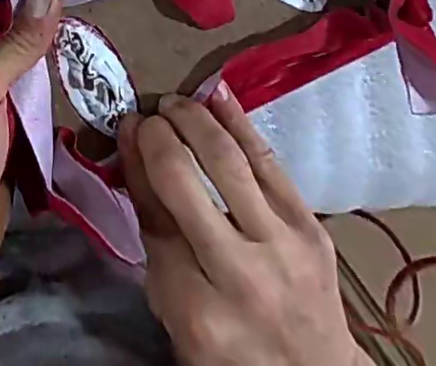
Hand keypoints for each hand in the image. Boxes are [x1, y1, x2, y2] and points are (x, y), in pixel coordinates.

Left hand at [0, 0, 62, 365]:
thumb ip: (15, 44)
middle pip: (13, 41)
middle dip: (48, 32)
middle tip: (92, 11)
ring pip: (29, 76)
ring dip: (57, 67)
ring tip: (98, 39)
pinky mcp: (9, 144)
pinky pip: (38, 111)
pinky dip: (58, 102)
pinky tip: (90, 81)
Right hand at [118, 84, 368, 365]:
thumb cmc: (231, 348)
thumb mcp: (178, 315)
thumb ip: (157, 241)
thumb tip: (134, 158)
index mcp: (196, 311)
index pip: (153, 217)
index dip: (135, 164)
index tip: (126, 131)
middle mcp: (239, 274)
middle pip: (184, 181)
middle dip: (159, 137)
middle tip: (147, 115)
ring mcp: (281, 244)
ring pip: (227, 159)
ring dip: (194, 120)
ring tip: (174, 103)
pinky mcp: (309, 223)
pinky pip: (267, 159)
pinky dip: (238, 121)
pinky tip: (216, 95)